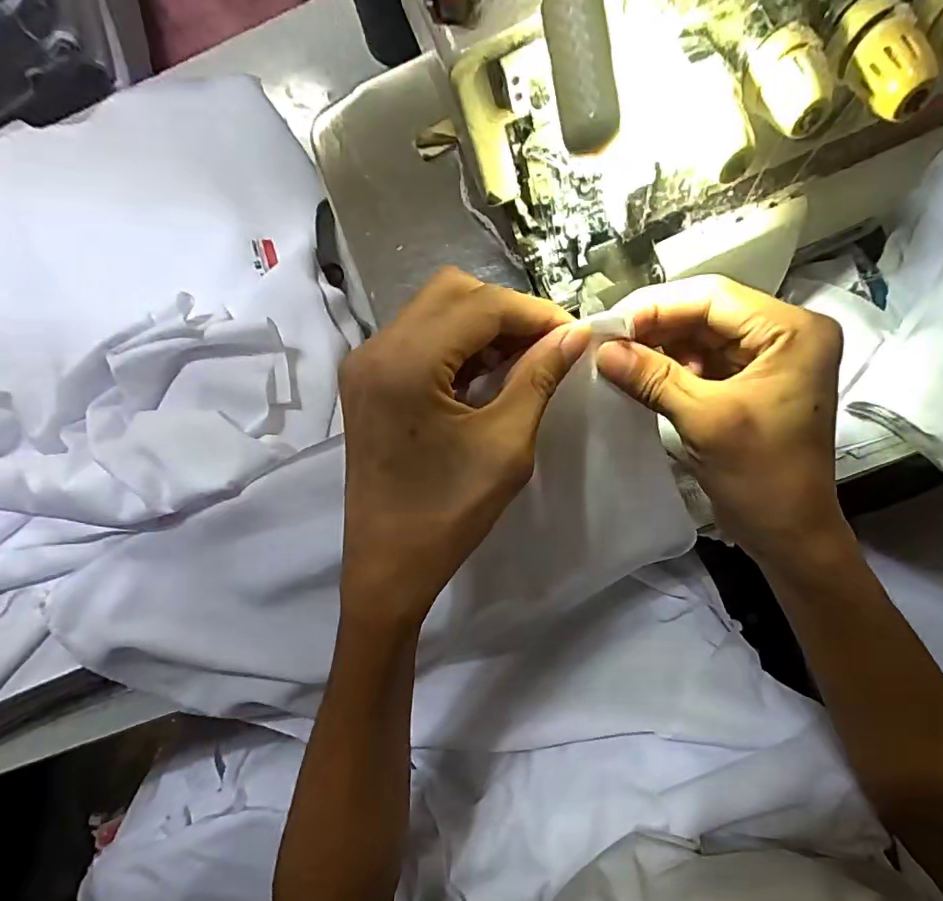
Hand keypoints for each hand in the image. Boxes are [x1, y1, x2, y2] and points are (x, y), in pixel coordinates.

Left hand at [339, 267, 588, 622]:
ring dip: (483, 326)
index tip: (576, 334)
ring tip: (525, 360)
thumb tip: (574, 335)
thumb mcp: (506, 446)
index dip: (535, 313)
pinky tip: (488, 375)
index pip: (481, 305)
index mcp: (406, 362)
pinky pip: (418, 341)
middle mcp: (376, 348)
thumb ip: (538, 379)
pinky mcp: (367, 383)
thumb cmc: (449, 514)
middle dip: (508, 312)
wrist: (389, 565)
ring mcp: (365, 364)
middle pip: (452, 292)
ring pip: (434, 311)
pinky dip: (457, 346)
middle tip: (550, 347)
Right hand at [597, 275, 851, 566]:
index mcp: (793, 332)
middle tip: (608, 342)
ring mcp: (772, 362)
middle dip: (657, 328)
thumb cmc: (762, 478)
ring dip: (663, 348)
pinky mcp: (755, 387)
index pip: (714, 298)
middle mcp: (787, 337)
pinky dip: (675, 370)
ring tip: (619, 359)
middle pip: (709, 315)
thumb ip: (653, 378)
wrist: (790, 535)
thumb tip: (603, 350)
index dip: (658, 307)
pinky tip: (642, 376)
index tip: (611, 325)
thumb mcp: (705, 420)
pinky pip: (709, 366)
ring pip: (705, 339)